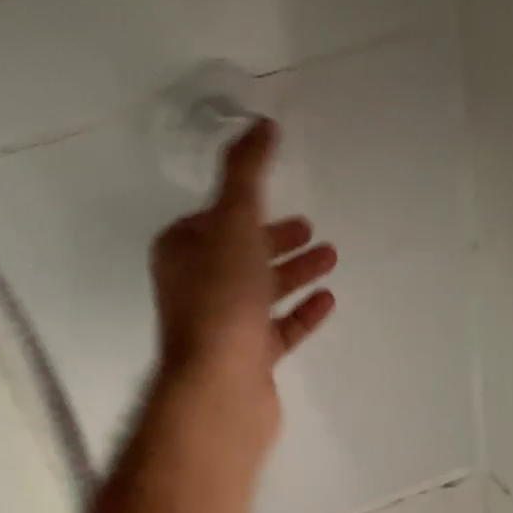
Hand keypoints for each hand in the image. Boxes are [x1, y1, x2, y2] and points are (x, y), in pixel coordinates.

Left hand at [150, 119, 337, 388]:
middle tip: (310, 229)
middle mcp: (194, 289)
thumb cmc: (222, 299)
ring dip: (293, 272)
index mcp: (180, 254)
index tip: (273, 198)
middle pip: (238, 254)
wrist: (219, 388)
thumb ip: (247, 173)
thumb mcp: (234, 222)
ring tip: (331, 257)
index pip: (209, 221)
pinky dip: (301, 313)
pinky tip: (328, 301)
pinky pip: (278, 329)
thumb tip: (260, 124)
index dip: (240, 208)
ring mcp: (220, 328)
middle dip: (274, 239)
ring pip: (260, 291)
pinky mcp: (246, 361)